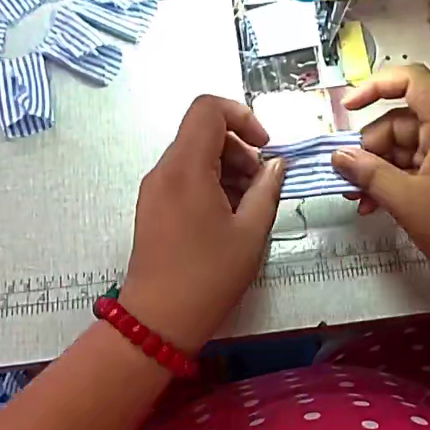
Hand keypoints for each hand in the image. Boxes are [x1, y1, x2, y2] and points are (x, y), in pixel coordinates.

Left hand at [118, 95, 284, 352]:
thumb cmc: (209, 276)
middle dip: (239, 149)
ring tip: (248, 206)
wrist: (159, 320)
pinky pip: (185, 177)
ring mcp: (155, 188)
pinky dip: (211, 184)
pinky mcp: (153, 206)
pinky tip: (228, 217)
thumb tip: (276, 164)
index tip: (264, 148)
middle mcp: (164, 170)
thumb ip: (267, 189)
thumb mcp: (250, 232)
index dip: (242, 116)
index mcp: (185, 168)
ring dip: (228, 169)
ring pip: (195, 155)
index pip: (208, 109)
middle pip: (203, 132)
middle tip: (261, 186)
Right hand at [332, 65, 429, 298]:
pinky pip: (419, 167)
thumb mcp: (406, 201)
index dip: (376, 85)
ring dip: (380, 169)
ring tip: (359, 198)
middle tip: (349, 178)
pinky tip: (376, 205)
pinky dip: (396, 182)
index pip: (413, 81)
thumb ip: (369, 174)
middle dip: (371, 147)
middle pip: (403, 121)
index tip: (348, 107)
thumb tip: (339, 157)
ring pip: (407, 148)